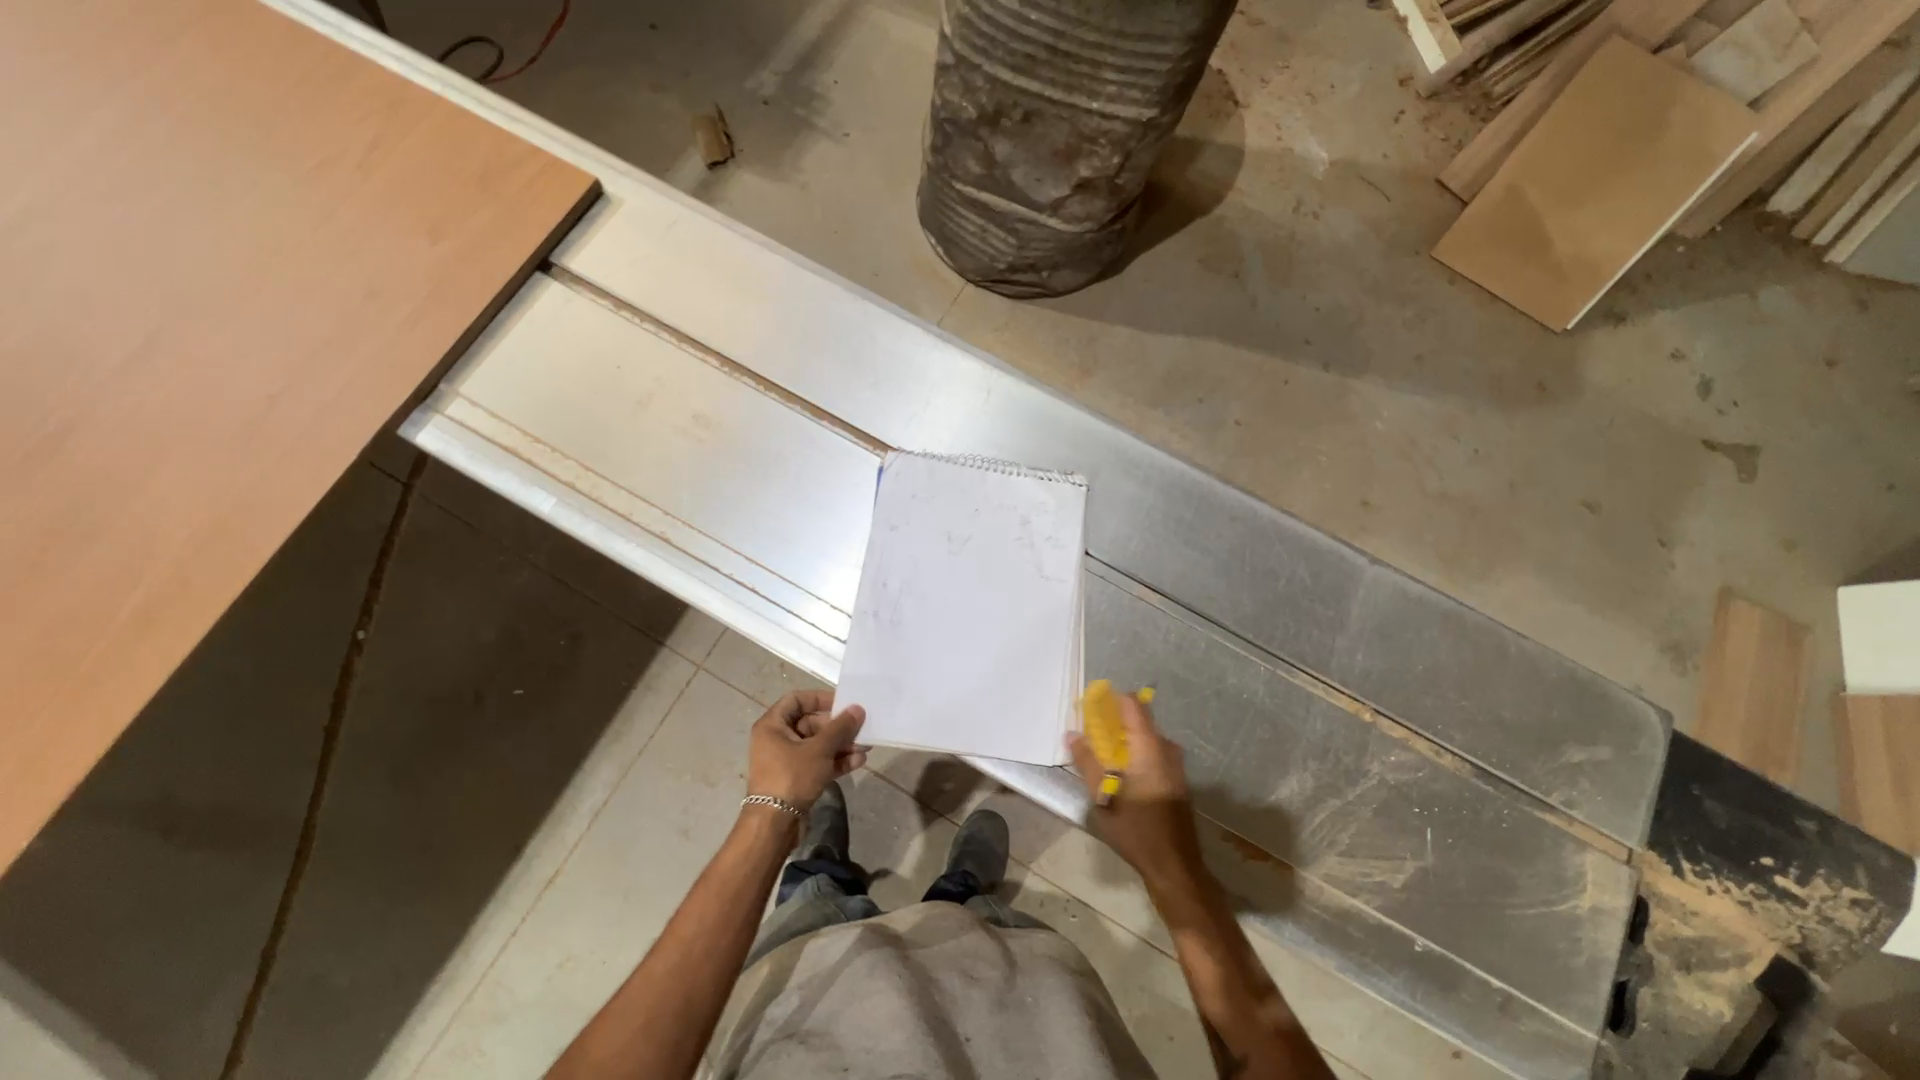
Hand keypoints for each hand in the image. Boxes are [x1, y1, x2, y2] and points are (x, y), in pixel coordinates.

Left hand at [747, 690, 867, 808]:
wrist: (775, 824)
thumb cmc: (792, 776)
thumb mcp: (819, 749)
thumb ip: (840, 728)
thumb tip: (858, 709)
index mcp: (772, 725)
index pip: (797, 699)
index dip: (821, 698)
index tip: (844, 703)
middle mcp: (777, 739)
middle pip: (811, 724)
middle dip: (838, 728)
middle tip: (861, 729)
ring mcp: (787, 760)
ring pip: (818, 745)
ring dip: (842, 745)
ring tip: (866, 748)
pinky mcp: (796, 778)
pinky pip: (818, 763)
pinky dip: (836, 761)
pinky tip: (858, 762)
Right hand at [1066, 692, 1204, 892]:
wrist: (1174, 865)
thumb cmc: (1135, 829)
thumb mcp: (1102, 797)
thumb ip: (1087, 762)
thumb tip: (1073, 734)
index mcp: (1149, 747)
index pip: (1133, 705)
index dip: (1111, 700)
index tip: (1090, 706)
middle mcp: (1167, 749)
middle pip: (1139, 721)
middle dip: (1113, 722)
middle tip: (1089, 734)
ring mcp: (1176, 765)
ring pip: (1146, 739)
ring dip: (1124, 741)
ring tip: (1100, 756)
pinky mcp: (1176, 780)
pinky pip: (1153, 754)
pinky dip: (1135, 755)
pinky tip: (1120, 775)